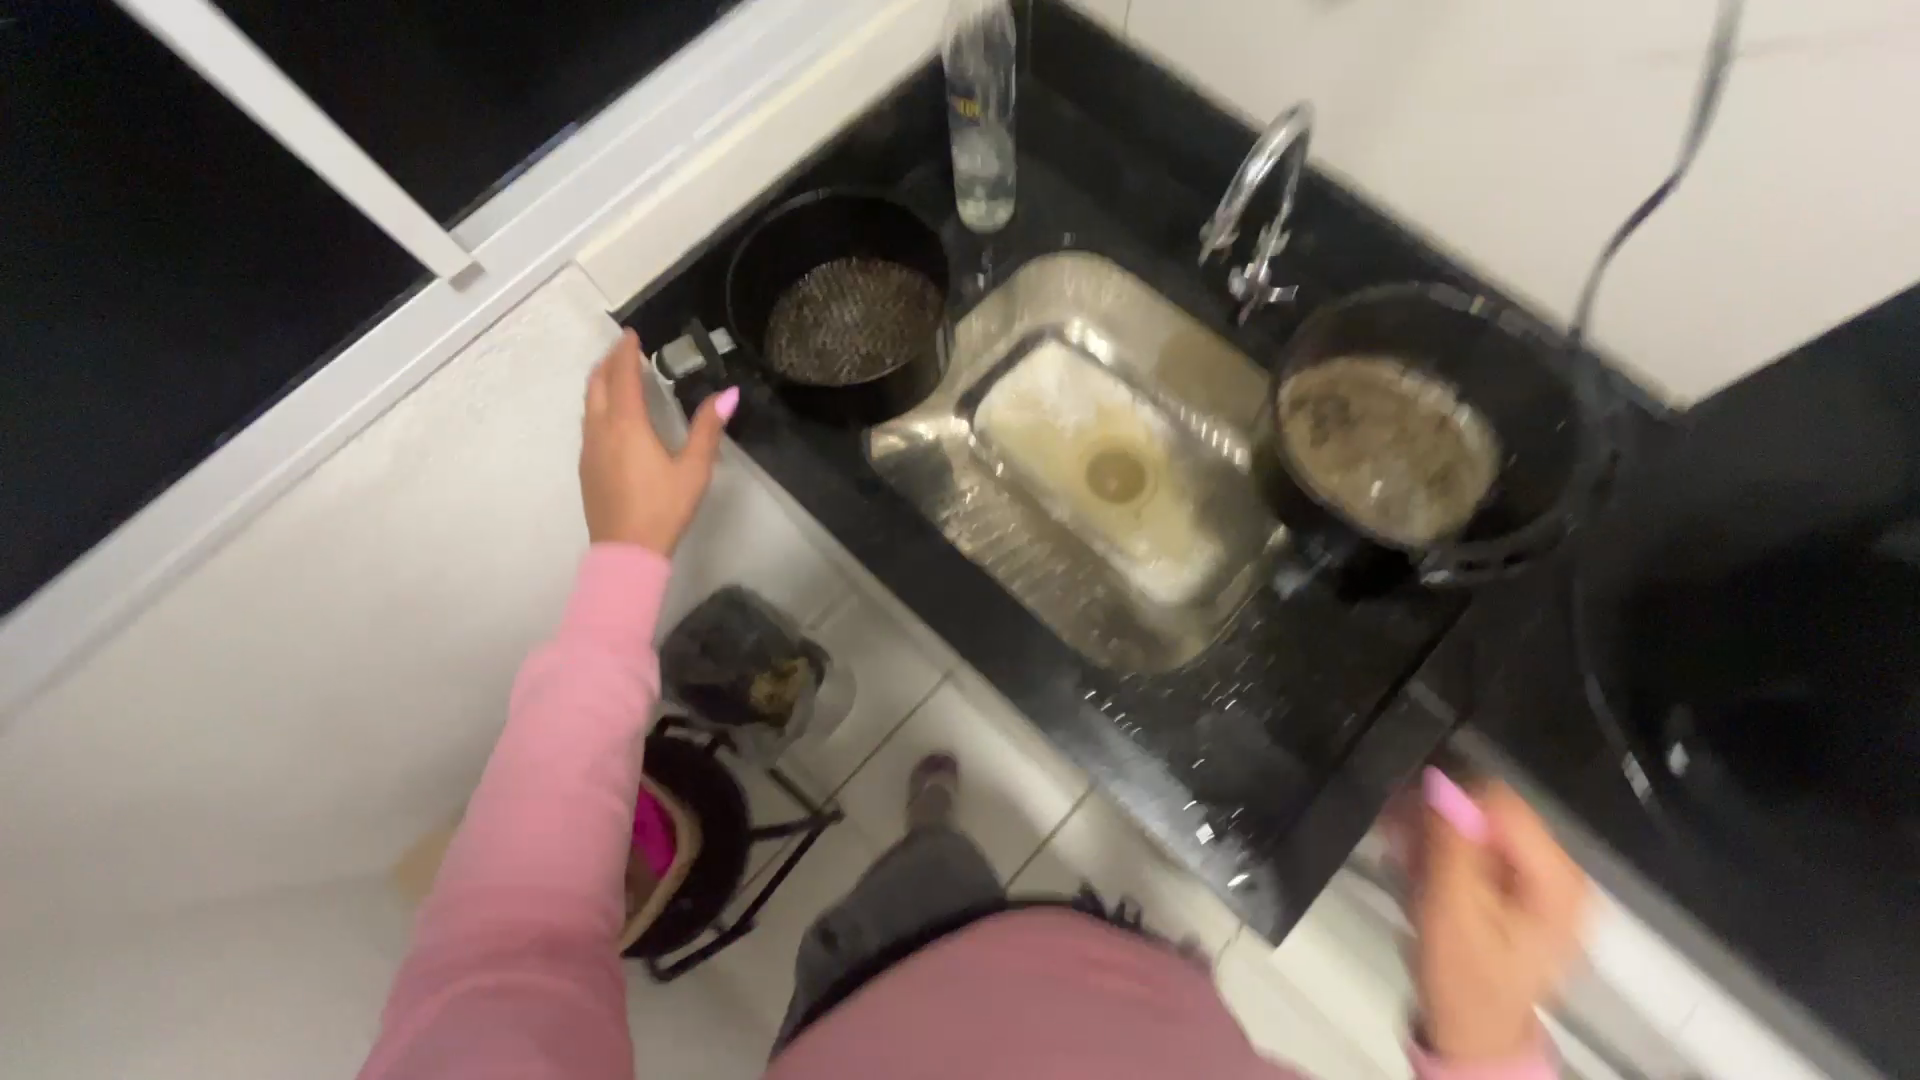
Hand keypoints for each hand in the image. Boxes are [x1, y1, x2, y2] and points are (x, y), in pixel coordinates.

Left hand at [580, 330, 735, 555]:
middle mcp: (600, 429)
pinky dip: (599, 404)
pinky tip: (613, 416)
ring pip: (589, 403)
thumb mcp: (694, 469)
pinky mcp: (587, 467)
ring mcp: (589, 449)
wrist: (627, 551)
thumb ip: (708, 429)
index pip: (622, 375)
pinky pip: (588, 422)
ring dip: (601, 382)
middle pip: (597, 383)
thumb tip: (728, 394)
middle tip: (625, 349)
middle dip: (609, 361)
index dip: (626, 352)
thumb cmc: (664, 507)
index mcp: (626, 424)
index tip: (632, 334)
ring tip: (618, 375)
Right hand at [1413, 783, 1589, 1064]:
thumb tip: (1440, 782)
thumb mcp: (1451, 912)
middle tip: (1396, 840)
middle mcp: (1558, 873)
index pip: (1501, 803)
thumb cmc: (1465, 980)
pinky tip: (1418, 871)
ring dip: (1432, 836)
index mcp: (1557, 881)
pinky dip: (1442, 851)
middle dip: (1435, 821)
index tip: (1406, 821)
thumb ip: (1451, 845)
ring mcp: (1540, 880)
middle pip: (1489, 813)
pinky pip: (1477, 846)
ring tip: (1403, 861)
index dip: (1447, 804)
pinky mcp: (1520, 887)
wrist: (1473, 1031)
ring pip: (1477, 826)